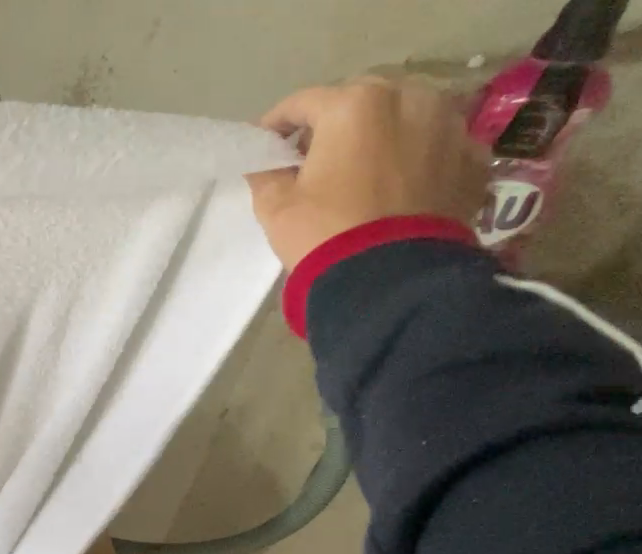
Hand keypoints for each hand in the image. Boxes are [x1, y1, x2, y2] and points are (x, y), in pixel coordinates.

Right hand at [246, 78, 488, 270]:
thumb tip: (269, 162)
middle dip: (335, 119)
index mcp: (354, 107)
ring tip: (361, 163)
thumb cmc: (322, 231)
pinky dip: (414, 153)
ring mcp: (449, 124)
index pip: (303, 101)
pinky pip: (434, 142)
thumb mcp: (274, 205)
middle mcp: (409, 99)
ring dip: (381, 130)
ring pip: (406, 112)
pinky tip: (397, 179)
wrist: (388, 273)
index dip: (277, 122)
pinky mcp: (472, 155)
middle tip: (314, 152)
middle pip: (361, 97)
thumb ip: (268, 173)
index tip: (266, 143)